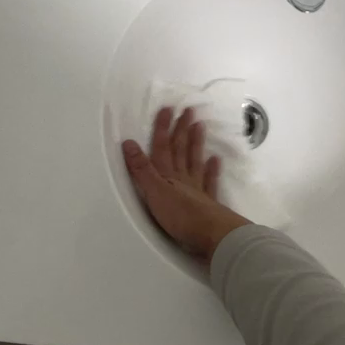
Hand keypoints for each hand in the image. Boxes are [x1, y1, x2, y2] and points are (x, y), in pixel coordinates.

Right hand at [121, 107, 250, 261]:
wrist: (212, 236)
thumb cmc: (180, 216)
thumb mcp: (154, 193)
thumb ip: (141, 170)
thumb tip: (128, 143)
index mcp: (167, 176)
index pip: (162, 148)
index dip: (163, 128)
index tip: (167, 108)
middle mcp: (182, 179)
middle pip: (181, 150)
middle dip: (182, 130)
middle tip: (189, 110)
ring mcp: (197, 190)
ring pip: (195, 162)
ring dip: (196, 143)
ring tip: (201, 125)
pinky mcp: (208, 204)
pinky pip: (210, 183)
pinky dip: (212, 170)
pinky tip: (216, 160)